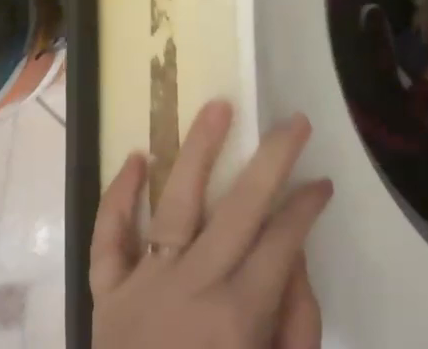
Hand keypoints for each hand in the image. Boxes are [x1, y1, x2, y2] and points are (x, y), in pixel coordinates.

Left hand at [91, 101, 332, 348]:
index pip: (284, 238)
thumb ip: (295, 319)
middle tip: (296, 122)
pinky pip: (107, 243)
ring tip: (217, 107)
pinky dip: (118, 200)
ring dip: (198, 153)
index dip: (308, 205)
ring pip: (175, 206)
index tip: (323, 183)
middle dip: (273, 159)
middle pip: (240, 208)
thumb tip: (292, 256)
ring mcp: (142, 291)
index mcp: (237, 315)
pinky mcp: (105, 301)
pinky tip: (138, 158)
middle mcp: (191, 290)